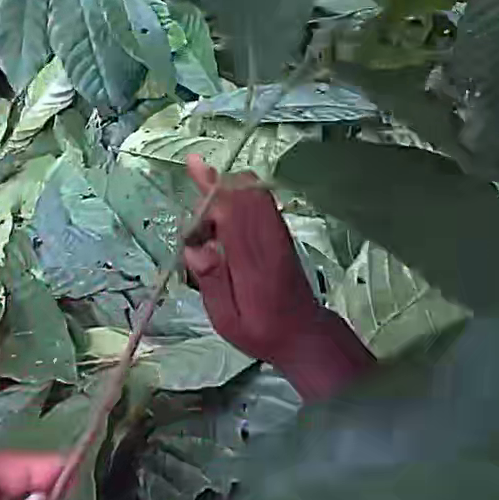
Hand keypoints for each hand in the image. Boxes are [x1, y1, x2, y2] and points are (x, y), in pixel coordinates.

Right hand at [181, 157, 375, 399]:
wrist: (303, 333)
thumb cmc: (260, 330)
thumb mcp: (226, 320)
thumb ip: (211, 282)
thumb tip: (195, 247)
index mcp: (251, 260)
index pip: (233, 211)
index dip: (213, 187)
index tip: (195, 166)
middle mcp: (266, 236)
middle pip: (241, 190)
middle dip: (212, 192)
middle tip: (198, 231)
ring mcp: (276, 228)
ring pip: (252, 188)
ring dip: (225, 190)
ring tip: (210, 223)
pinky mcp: (280, 227)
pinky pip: (260, 195)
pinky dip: (239, 191)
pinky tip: (225, 212)